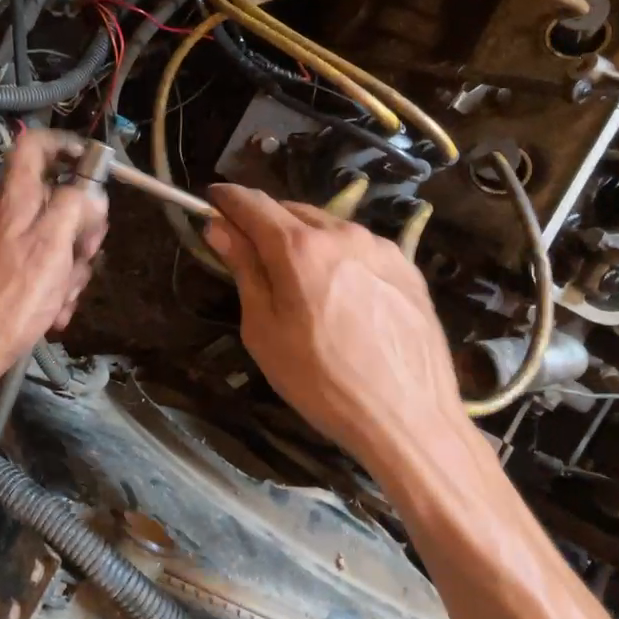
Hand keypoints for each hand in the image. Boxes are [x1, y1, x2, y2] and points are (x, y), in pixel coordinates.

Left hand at [0, 130, 107, 396]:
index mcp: (16, 198)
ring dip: (70, 270)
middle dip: (81, 230)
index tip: (93, 168)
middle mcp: (7, 215)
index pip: (35, 145)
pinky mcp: (3, 274)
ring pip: (55, 241)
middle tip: (85, 255)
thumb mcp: (52, 245)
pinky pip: (41, 270)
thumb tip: (90, 190)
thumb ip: (74, 206)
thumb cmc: (11, 297)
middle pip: (57, 200)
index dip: (66, 146)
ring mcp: (4, 246)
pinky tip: (52, 315)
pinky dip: (52, 290)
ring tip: (61, 298)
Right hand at [204, 184, 460, 463]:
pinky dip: (336, 255)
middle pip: (290, 210)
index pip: (252, 203)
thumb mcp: (263, 329)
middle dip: (263, 222)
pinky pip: (359, 248)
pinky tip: (338, 293)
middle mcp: (342, 233)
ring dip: (302, 239)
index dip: (226, 199)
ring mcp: (381, 248)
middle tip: (247, 250)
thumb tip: (219, 229)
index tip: (209, 202)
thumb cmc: (320, 380)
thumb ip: (244, 270)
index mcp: (300, 247)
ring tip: (295, 278)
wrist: (409, 418)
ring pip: (327, 227)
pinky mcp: (408, 268)